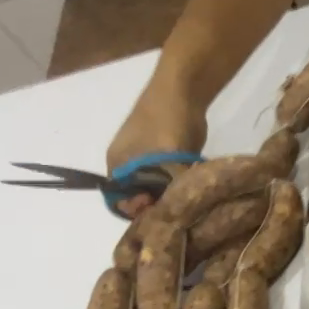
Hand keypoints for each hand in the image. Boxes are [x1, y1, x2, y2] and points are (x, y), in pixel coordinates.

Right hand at [106, 76, 207, 217]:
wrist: (183, 94)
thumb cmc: (166, 122)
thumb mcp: (164, 158)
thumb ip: (163, 185)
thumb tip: (168, 211)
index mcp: (117, 165)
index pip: (119, 201)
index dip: (137, 213)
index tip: (158, 214)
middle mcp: (127, 167)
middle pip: (137, 199)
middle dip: (155, 209)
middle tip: (178, 214)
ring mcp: (146, 163)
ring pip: (154, 192)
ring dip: (168, 201)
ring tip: (186, 207)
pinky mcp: (164, 160)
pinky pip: (167, 183)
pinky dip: (176, 190)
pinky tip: (190, 195)